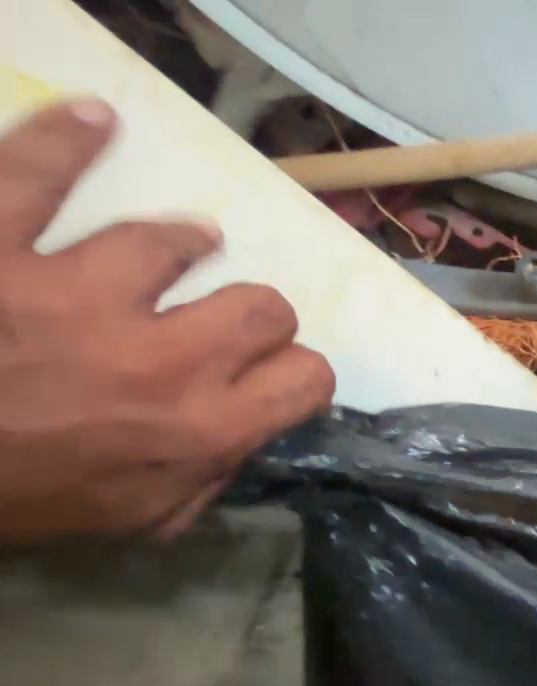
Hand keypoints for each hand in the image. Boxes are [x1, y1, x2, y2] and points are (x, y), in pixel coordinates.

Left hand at [0, 99, 332, 542]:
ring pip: (172, 244)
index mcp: (204, 426)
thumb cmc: (12, 498)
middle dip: (256, 317)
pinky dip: (65, 141)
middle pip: (262, 307)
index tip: (272, 378)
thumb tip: (243, 436)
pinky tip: (100, 120)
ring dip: (184, 245)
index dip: (298, 375)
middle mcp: (164, 359)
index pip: (308, 376)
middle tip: (224, 323)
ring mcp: (74, 297)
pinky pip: (27, 178)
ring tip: (186, 243)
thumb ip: (205, 475)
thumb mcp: (134, 514)